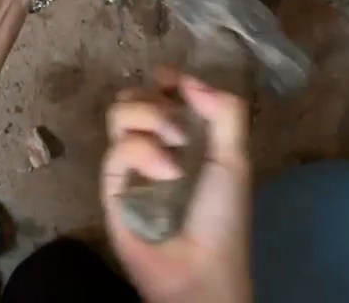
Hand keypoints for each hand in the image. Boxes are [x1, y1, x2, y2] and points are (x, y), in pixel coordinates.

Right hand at [101, 73, 252, 302]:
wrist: (202, 271)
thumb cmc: (223, 218)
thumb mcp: (236, 160)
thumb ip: (225, 112)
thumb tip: (190, 80)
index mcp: (183, 134)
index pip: (163, 90)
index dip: (167, 78)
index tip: (172, 80)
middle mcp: (153, 143)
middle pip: (134, 95)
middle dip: (154, 97)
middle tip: (176, 123)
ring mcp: (130, 163)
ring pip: (119, 113)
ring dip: (147, 116)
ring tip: (172, 142)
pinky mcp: (112, 186)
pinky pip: (116, 150)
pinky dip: (142, 152)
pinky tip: (166, 172)